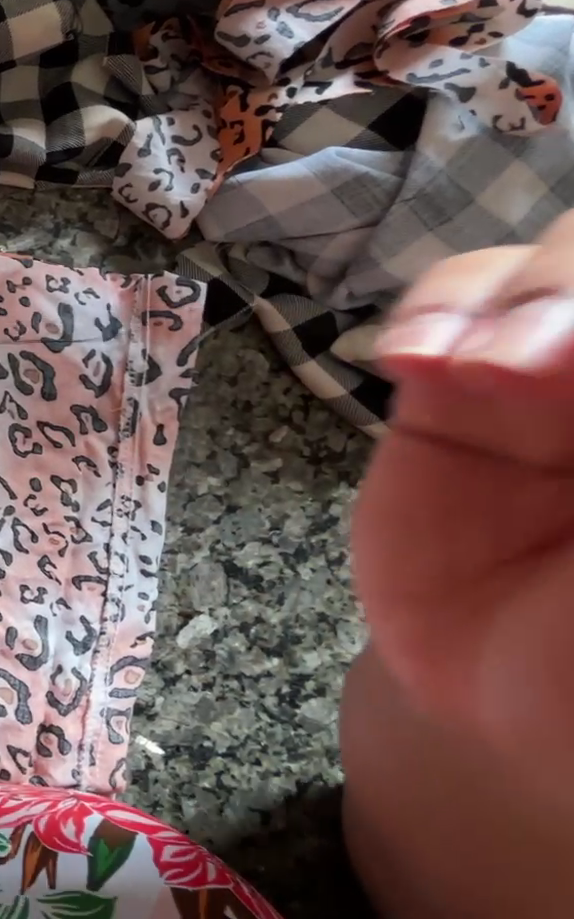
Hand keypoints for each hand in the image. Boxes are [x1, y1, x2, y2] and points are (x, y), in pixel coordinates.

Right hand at [358, 209, 573, 749]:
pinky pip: (445, 307)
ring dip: (504, 301)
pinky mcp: (453, 385)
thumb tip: (562, 359)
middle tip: (540, 365)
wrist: (506, 702)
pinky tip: (409, 362)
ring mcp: (555, 368)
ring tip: (470, 374)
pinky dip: (429, 314)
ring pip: (540, 264)